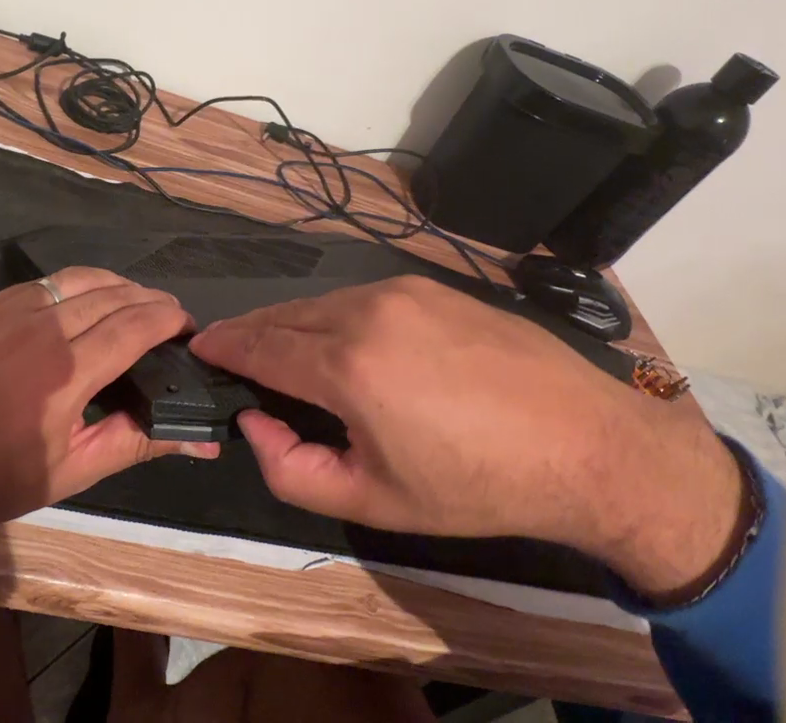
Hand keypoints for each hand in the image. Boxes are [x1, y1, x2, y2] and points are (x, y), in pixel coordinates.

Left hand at [0, 267, 217, 638]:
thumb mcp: (72, 471)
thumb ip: (137, 441)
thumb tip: (203, 436)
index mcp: (66, 371)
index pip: (135, 325)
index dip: (169, 319)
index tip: (190, 328)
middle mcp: (39, 327)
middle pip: (111, 293)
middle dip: (149, 299)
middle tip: (168, 319)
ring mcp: (3, 311)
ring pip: (76, 278)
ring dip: (113, 286)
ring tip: (132, 305)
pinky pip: (39, 285)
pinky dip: (71, 288)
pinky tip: (78, 308)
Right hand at [189, 275, 740, 596]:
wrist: (587, 443)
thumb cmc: (476, 485)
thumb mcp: (374, 500)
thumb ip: (291, 468)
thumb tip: (252, 423)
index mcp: (346, 365)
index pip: (257, 346)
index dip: (222, 348)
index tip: (198, 349)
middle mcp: (366, 310)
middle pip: (283, 315)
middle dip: (249, 333)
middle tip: (230, 354)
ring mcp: (403, 290)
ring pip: (321, 303)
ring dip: (292, 324)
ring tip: (285, 353)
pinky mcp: (433, 285)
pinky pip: (361, 297)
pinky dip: (334, 316)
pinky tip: (345, 342)